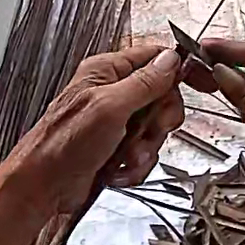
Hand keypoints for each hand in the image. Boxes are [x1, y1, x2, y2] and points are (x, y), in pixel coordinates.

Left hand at [0, 44, 185, 230]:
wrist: (43, 187)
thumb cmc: (64, 144)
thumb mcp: (110, 107)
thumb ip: (144, 83)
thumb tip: (171, 59)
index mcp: (107, 72)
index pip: (154, 57)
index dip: (179, 70)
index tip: (202, 84)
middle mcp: (112, 93)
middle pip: (161, 97)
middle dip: (158, 121)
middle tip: (148, 131)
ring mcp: (115, 122)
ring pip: (155, 129)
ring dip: (145, 148)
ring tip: (125, 156)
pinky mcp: (116, 147)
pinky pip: (144, 152)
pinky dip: (135, 165)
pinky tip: (118, 170)